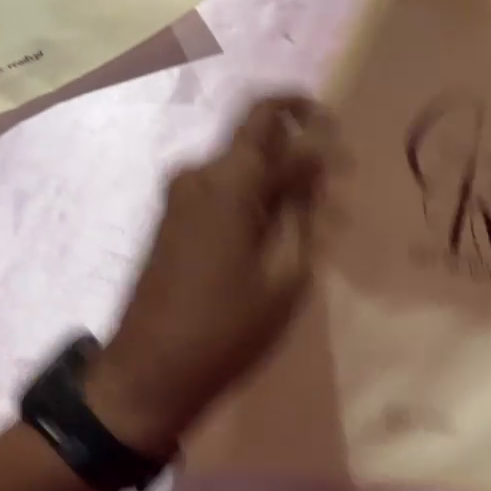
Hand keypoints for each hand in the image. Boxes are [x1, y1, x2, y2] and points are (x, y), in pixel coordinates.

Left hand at [83, 95, 341, 457]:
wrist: (147, 374)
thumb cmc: (226, 328)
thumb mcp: (285, 273)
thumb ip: (303, 207)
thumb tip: (317, 162)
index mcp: (228, 179)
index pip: (273, 116)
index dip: (315, 121)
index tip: (343, 151)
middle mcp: (200, 172)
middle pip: (255, 131)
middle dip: (297, 144)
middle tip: (331, 181)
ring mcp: (182, 193)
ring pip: (242, 161)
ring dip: (279, 175)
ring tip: (313, 218)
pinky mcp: (175, 215)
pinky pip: (225, 185)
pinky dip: (256, 194)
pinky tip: (279, 232)